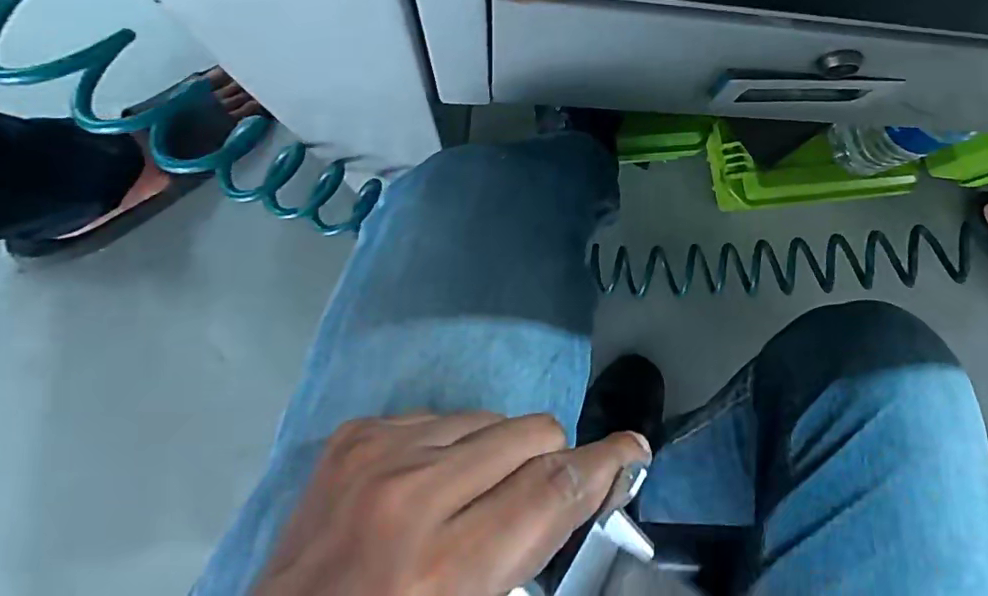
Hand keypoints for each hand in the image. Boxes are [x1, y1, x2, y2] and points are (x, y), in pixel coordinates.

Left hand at [252, 412, 650, 595]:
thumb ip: (533, 545)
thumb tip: (589, 480)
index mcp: (444, 570)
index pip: (552, 488)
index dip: (604, 464)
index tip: (632, 451)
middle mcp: (411, 499)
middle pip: (532, 434)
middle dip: (546, 463)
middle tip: (524, 504)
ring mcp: (378, 455)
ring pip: (492, 417)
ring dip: (496, 454)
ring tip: (463, 501)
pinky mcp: (355, 435)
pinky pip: (443, 416)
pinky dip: (450, 447)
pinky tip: (421, 488)